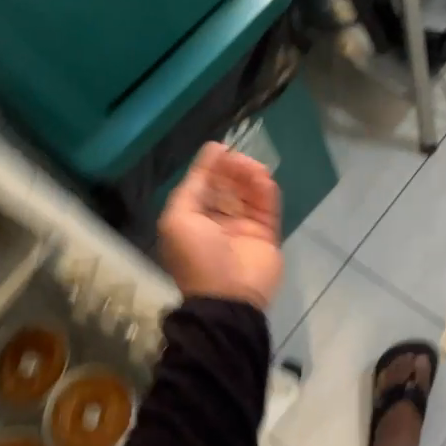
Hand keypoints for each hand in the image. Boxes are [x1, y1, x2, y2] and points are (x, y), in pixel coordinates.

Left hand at [158, 143, 282, 309]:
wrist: (228, 297)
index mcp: (193, 219)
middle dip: (232, 169)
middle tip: (238, 159)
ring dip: (250, 176)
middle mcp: (218, 222)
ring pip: (249, 193)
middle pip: (227, 186)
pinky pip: (267, 207)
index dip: (211, 166)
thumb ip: (192, 185)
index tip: (221, 148)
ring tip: (253, 168)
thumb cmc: (197, 257)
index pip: (203, 185)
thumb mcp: (178, 218)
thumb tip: (211, 153)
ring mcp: (244, 228)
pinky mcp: (267, 235)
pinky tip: (263, 179)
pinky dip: (266, 191)